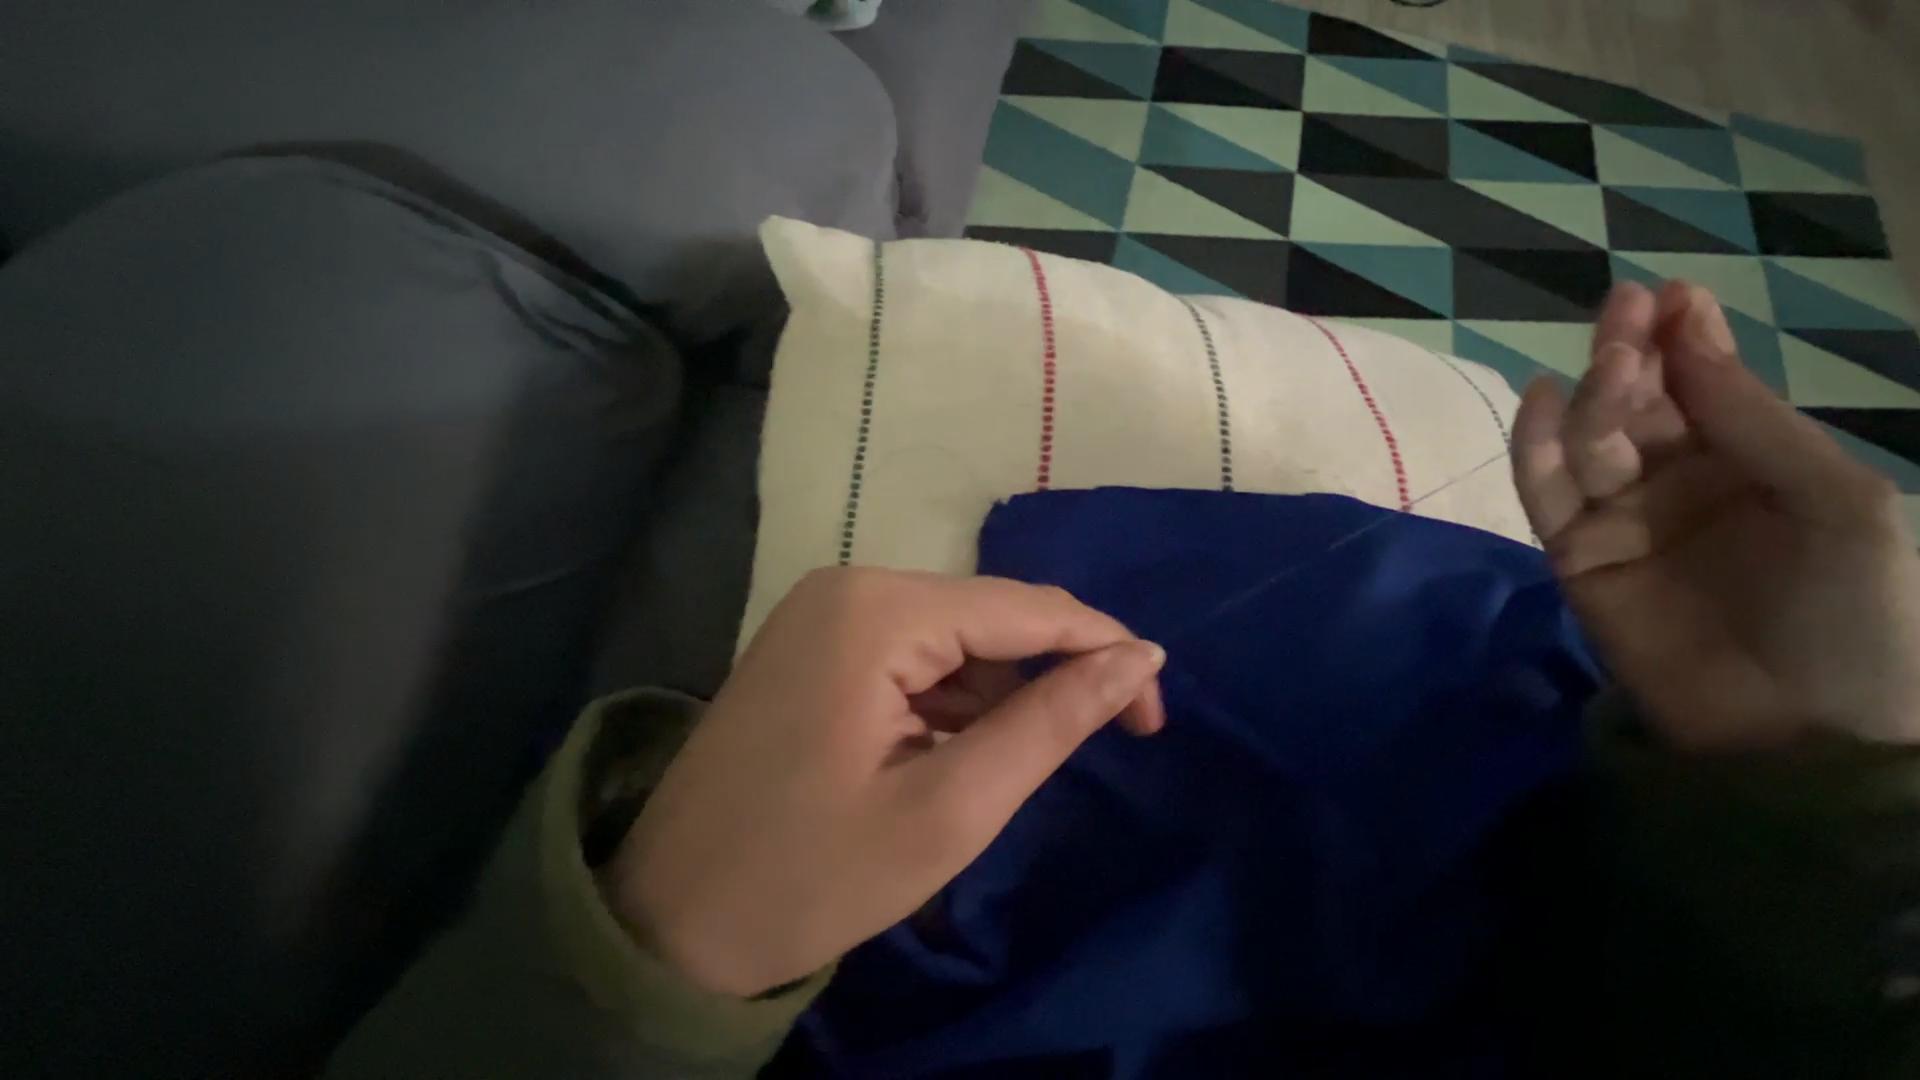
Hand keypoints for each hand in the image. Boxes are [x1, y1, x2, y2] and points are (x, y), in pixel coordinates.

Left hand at [605, 568, 1165, 996]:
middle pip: (989, 616)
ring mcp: (824, 611)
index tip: (1156, 714)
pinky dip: (950, 698)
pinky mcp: (813, 642)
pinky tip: (953, 752)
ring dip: (999, 693)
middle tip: (1109, 740)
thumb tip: (1138, 658)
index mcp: (878, 612)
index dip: (1104, 651)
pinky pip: (911, 653)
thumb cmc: (811, 877)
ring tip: (1006, 769)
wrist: (669, 919)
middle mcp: (850, 586)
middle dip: (1053, 672)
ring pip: (953, 636)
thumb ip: (1051, 722)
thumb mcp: (951, 808)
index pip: (1026, 608)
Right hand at [1512, 280, 1919, 749]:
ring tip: (1606, 358)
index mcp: (1754, 466)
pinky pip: (1544, 491)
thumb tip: (1682, 351)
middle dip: (1633, 354)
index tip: (1673, 293)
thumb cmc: (1851, 616)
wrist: (1796, 732)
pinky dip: (1535, 447)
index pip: (1709, 388)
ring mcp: (1620, 519)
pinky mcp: (1572, 555)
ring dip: (1595, 395)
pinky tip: (1540, 401)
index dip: (1690, 340)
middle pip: (1642, 406)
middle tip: (1624, 307)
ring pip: (1591, 441)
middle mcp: (1679, 483)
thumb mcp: (1840, 505)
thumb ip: (1756, 426)